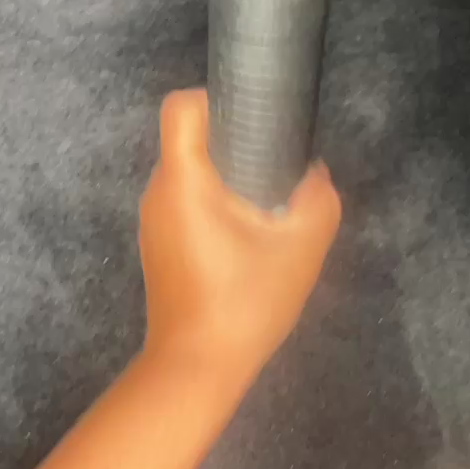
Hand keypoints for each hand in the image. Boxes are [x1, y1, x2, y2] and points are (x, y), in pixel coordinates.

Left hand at [138, 89, 340, 367]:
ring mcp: (152, 222)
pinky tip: (245, 240)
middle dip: (233, 143)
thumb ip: (317, 199)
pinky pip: (185, 204)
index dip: (216, 100)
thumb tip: (311, 174)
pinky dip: (213, 206)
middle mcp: (158, 192)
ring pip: (188, 175)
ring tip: (265, 206)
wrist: (196, 368)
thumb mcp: (301, 248)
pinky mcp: (157, 247)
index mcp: (184, 180)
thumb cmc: (245, 301)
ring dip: (226, 179)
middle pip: (188, 141)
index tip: (255, 121)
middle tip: (276, 167)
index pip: (181, 108)